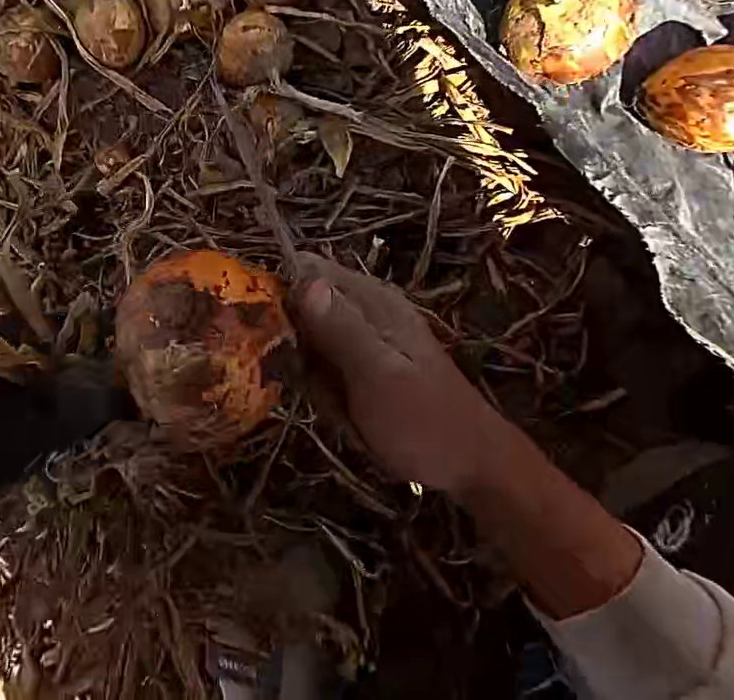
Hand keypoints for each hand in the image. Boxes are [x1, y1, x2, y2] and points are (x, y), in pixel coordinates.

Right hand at [286, 254, 515, 494]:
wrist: (471, 465)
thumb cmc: (426, 420)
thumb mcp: (378, 375)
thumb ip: (341, 328)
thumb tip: (304, 281)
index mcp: (371, 300)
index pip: (308, 269)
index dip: (278, 291)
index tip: (263, 328)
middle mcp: (365, 310)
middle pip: (301, 307)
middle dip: (293, 345)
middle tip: (313, 383)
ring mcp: (364, 339)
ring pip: (308, 342)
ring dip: (310, 375)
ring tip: (336, 406)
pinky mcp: (363, 366)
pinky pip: (323, 368)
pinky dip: (324, 391)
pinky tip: (343, 415)